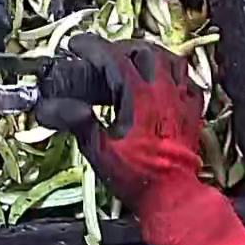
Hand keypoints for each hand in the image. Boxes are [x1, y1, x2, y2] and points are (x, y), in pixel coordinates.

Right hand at [36, 34, 244, 244]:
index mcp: (140, 97)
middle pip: (144, 51)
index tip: (76, 45)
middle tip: (101, 56)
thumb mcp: (99, 152)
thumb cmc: (137, 178)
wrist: (175, 200)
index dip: (92, 46)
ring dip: (149, 54)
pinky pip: (187, 80)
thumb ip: (77, 123)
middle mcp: (164, 92)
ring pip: (170, 59)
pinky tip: (162, 80)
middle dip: (119, 47)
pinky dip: (172, 73)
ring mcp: (182, 101)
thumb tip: (51, 106)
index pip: (114, 57)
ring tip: (132, 59)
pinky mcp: (193, 112)